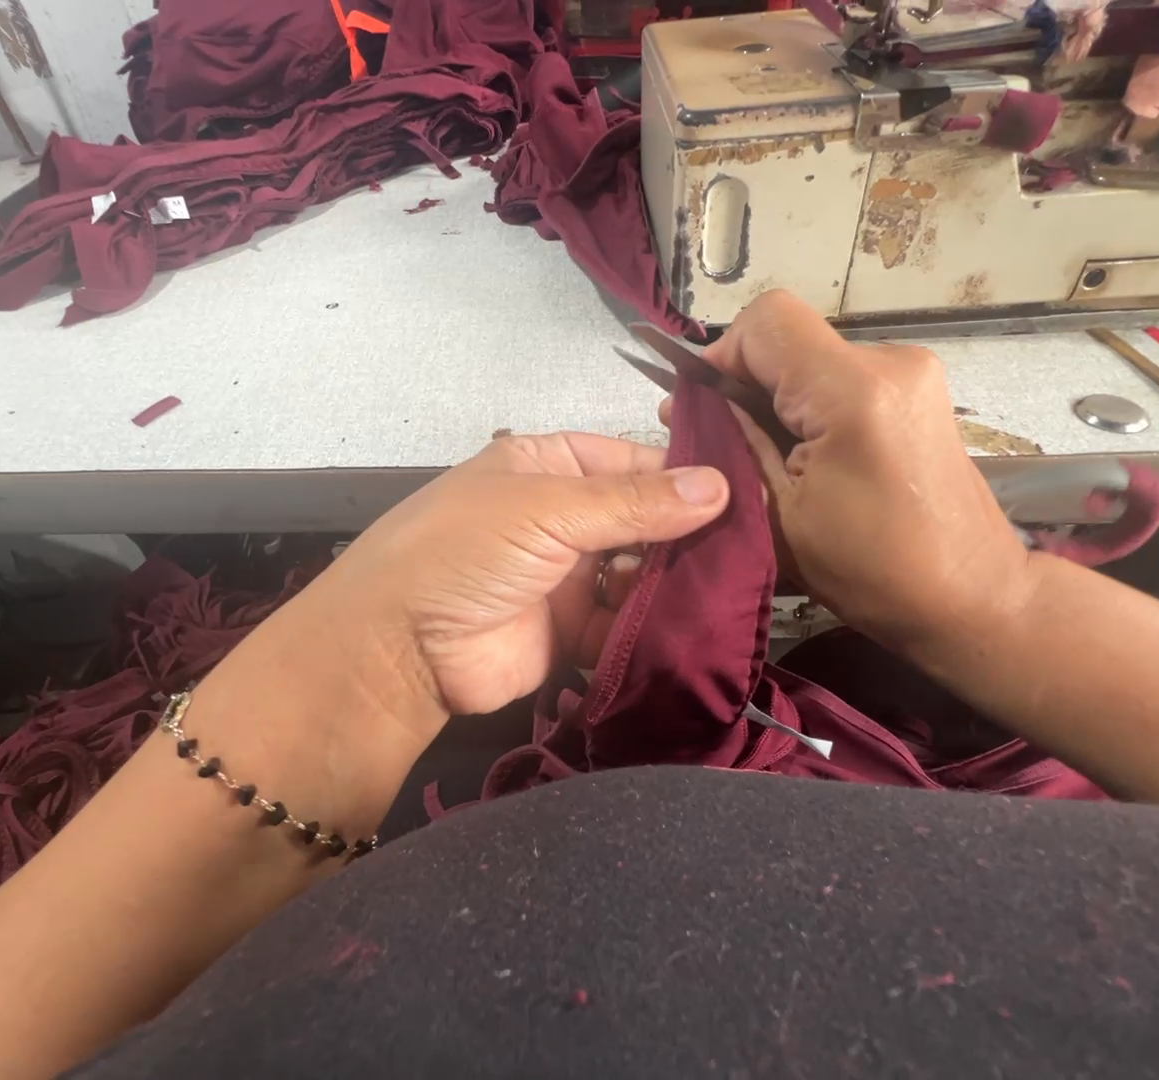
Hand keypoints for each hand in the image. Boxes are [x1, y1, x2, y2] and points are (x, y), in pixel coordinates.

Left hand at [300, 432, 729, 735]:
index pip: (632, 461)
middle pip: (642, 519)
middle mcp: (562, 517)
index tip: (749, 491)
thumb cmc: (466, 550)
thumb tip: (719, 485)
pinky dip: (655, 626)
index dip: (686, 475)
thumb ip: (633, 503)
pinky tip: (700, 626)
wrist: (399, 647)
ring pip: (639, 574)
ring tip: (740, 586)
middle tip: (759, 546)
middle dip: (690, 533)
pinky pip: (625, 624)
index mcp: (549, 466)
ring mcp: (568, 576)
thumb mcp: (547, 509)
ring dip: (678, 581)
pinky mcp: (572, 632)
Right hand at [694, 290, 1035, 653]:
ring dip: (778, 401)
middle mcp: (890, 361)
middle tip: (724, 445)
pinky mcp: (918, 390)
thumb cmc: (871, 569)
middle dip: (746, 386)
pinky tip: (810, 458)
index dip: (722, 355)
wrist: (971, 595)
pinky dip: (810, 408)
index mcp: (854, 391)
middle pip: (788, 340)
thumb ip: (733, 445)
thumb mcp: (776, 516)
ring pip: (811, 360)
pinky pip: (840, 378)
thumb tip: (691, 402)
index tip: (707, 409)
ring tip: (772, 461)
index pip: (766, 321)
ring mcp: (912, 372)